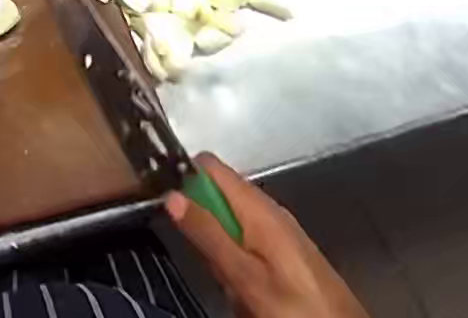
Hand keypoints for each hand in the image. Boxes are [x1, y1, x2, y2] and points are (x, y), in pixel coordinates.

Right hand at [165, 154, 370, 317]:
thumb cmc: (297, 311)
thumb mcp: (246, 278)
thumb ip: (208, 234)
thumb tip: (170, 195)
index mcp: (257, 205)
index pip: (209, 165)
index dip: (186, 177)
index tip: (171, 206)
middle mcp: (267, 207)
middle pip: (218, 195)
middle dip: (205, 226)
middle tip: (210, 265)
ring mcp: (279, 229)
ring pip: (231, 224)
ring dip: (221, 252)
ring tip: (233, 289)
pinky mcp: (287, 251)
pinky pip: (248, 243)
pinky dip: (239, 264)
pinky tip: (249, 297)